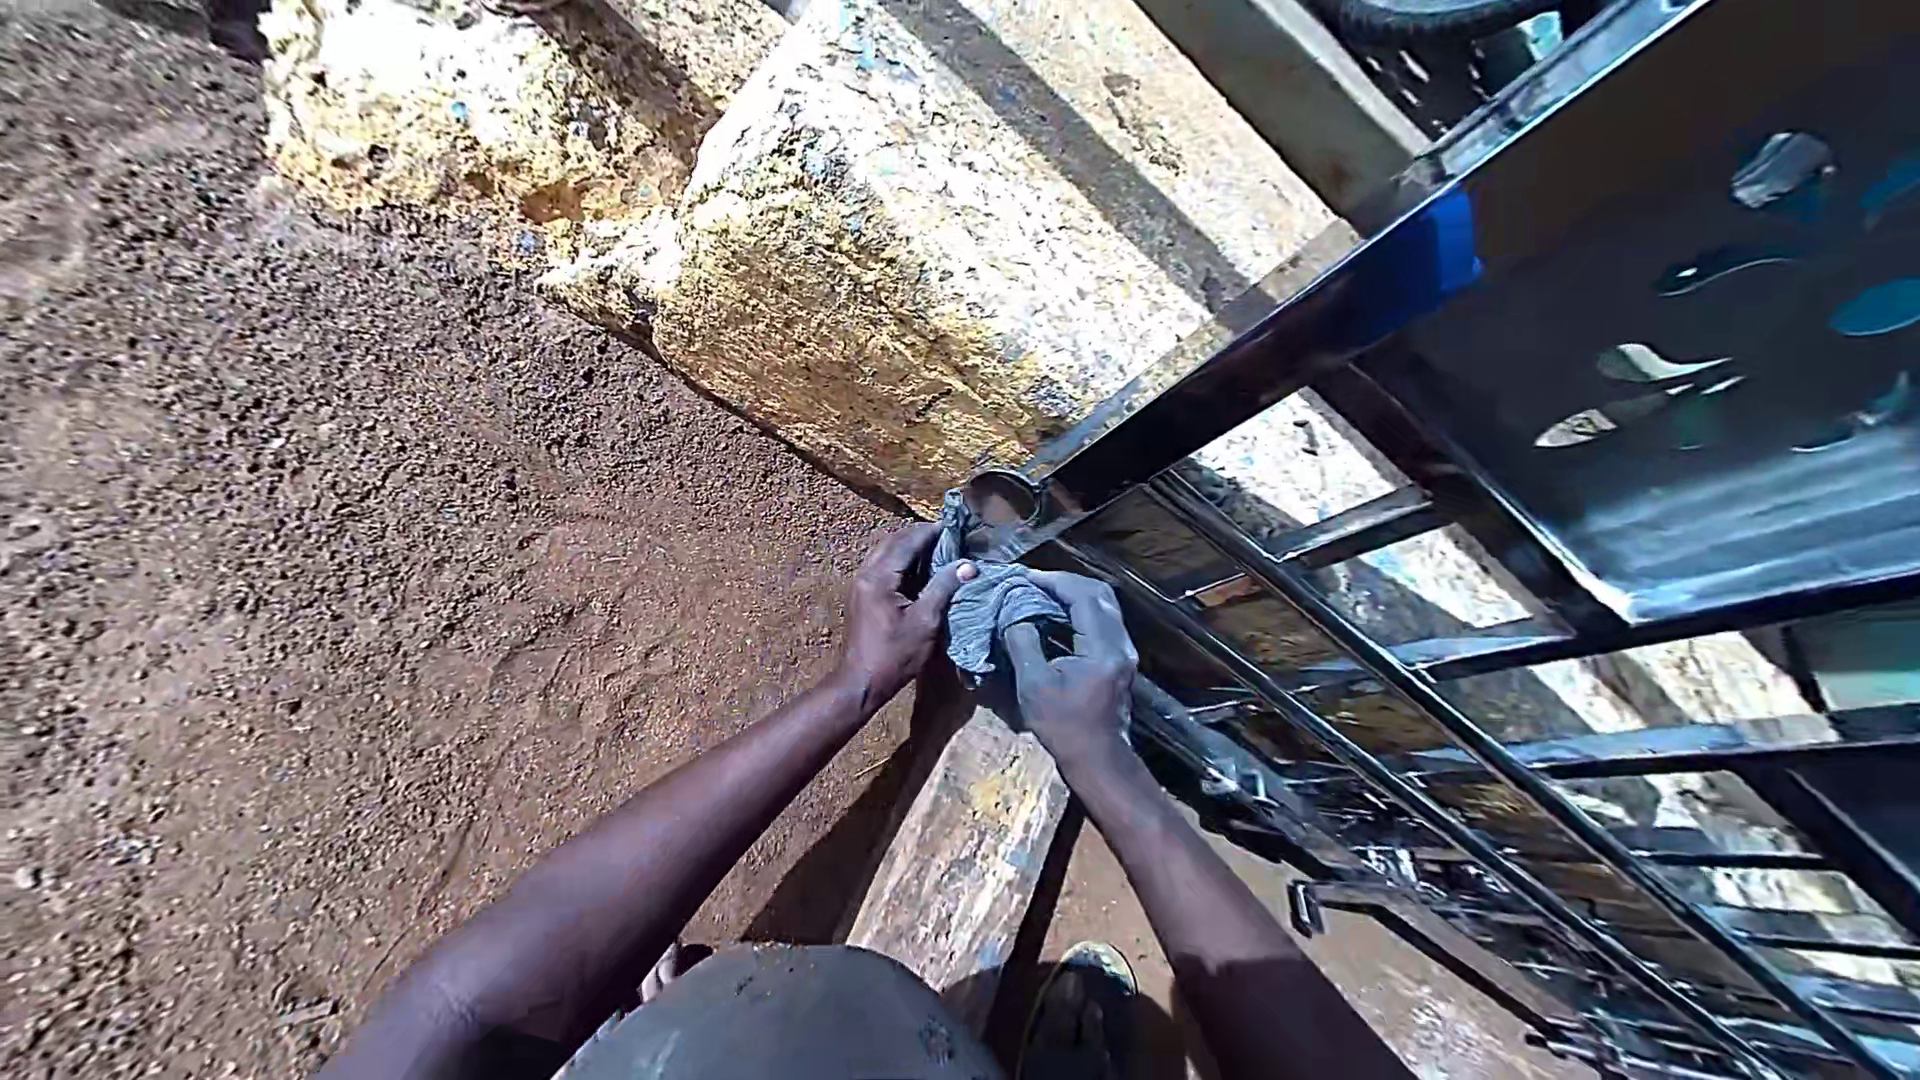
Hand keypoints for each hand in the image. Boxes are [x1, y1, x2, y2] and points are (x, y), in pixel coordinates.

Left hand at [836, 523, 976, 709]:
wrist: (862, 682)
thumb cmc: (895, 655)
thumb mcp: (926, 621)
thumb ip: (944, 587)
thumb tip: (968, 564)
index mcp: (879, 578)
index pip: (907, 542)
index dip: (931, 532)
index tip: (954, 527)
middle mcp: (866, 574)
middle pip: (893, 541)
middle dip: (919, 534)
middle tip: (947, 535)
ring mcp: (861, 583)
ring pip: (886, 551)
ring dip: (909, 545)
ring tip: (937, 547)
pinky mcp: (862, 593)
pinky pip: (882, 564)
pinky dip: (901, 558)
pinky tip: (919, 567)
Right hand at [1004, 571, 1138, 772]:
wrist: (1097, 758)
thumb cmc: (1062, 725)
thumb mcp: (1033, 684)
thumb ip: (1023, 642)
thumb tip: (1015, 613)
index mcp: (1102, 649)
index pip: (1082, 597)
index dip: (1054, 581)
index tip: (1026, 577)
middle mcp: (1121, 644)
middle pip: (1099, 593)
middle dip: (1065, 582)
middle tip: (1035, 581)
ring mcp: (1125, 650)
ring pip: (1104, 604)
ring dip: (1074, 593)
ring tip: (1043, 592)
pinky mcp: (1121, 657)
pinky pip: (1104, 618)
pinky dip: (1081, 608)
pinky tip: (1058, 612)